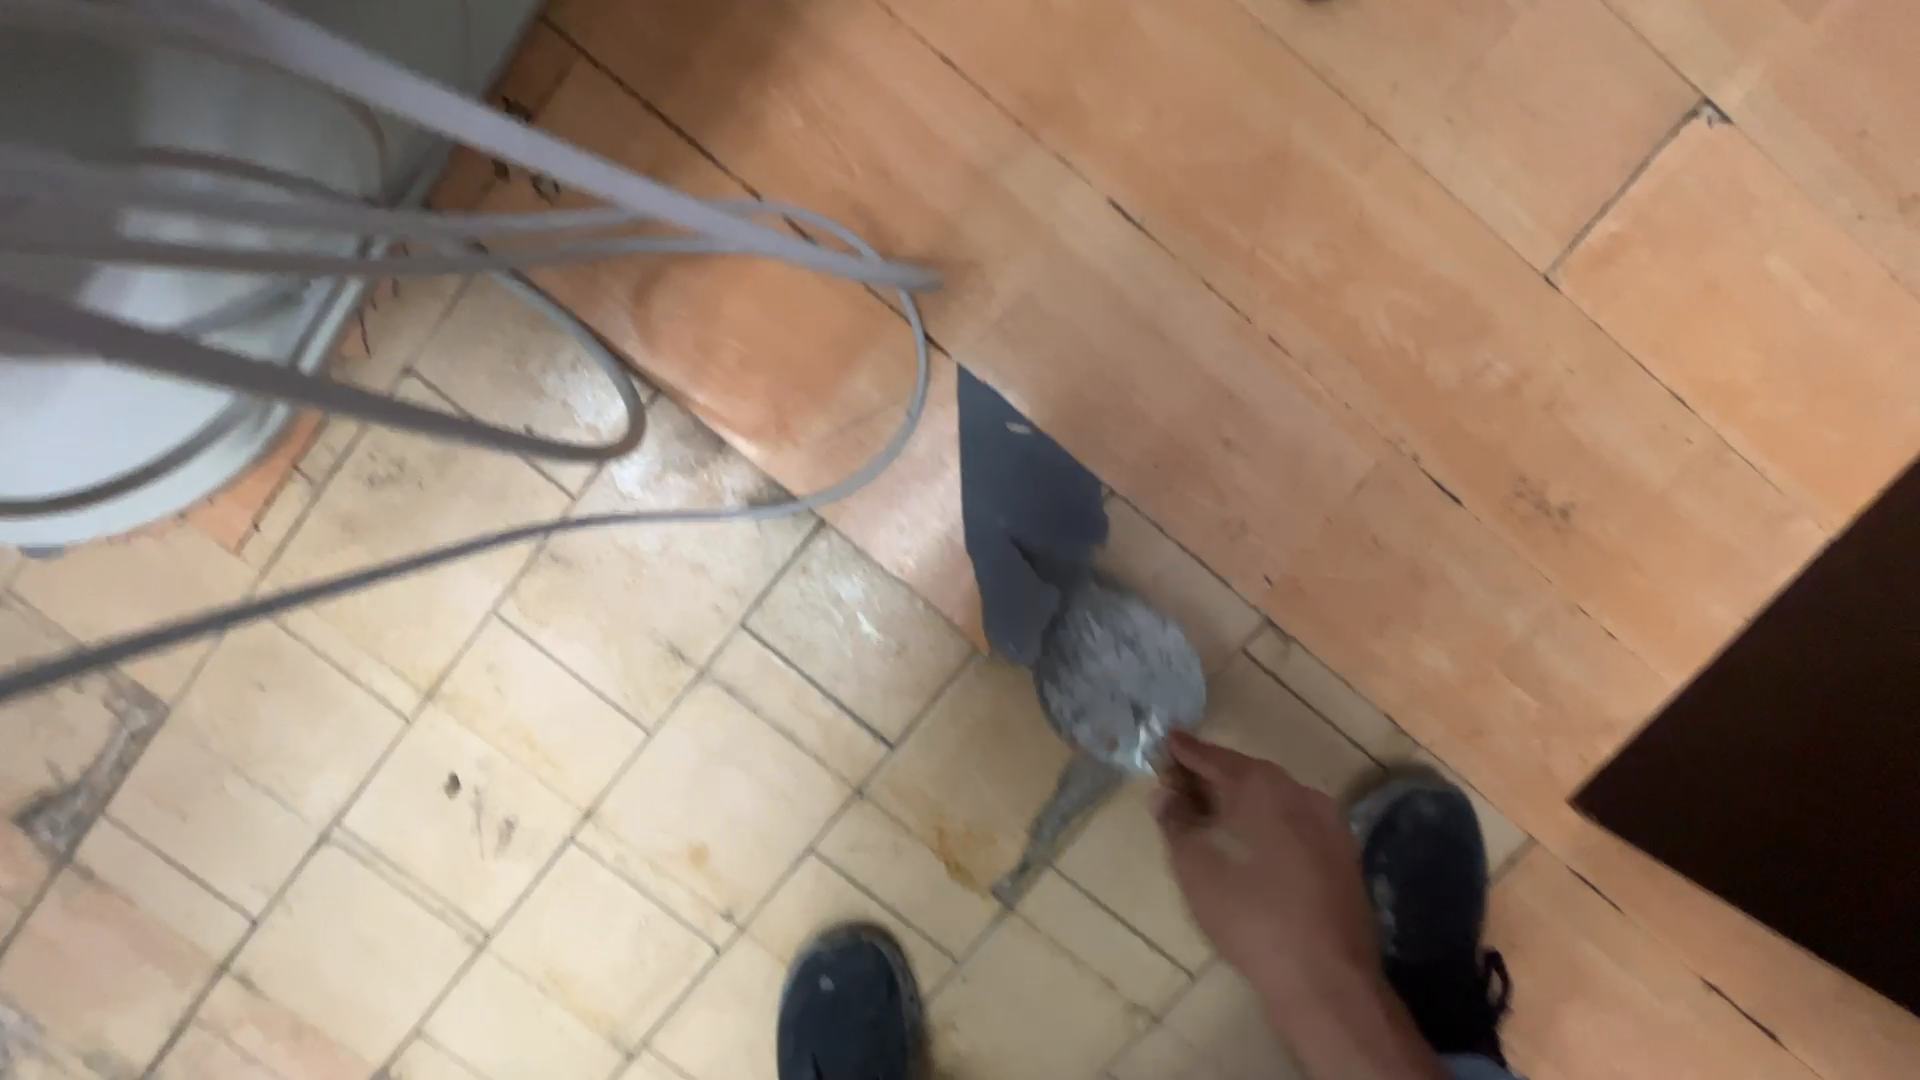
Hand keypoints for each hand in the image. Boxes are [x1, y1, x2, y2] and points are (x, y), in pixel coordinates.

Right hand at [1153, 732, 1447, 1079]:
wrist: (1324, 976)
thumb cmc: (1246, 909)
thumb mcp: (1192, 861)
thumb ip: (1174, 818)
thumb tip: (1164, 792)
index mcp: (1258, 783)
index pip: (1210, 756)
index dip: (1183, 750)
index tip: (1166, 740)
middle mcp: (1298, 790)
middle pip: (1245, 774)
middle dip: (1212, 779)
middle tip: (1182, 787)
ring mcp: (1328, 822)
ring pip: (1274, 800)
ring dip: (1243, 804)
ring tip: (1215, 821)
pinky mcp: (1344, 855)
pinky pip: (1295, 825)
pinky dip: (1270, 827)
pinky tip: (1255, 851)